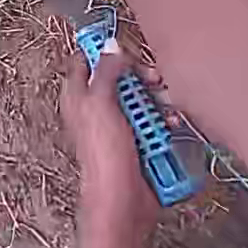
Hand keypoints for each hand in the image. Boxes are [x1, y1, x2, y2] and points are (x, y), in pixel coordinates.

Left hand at [62, 47, 157, 241]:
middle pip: (120, 77)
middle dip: (140, 77)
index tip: (123, 49)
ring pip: (140, 98)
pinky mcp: (137, 140)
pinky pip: (152, 121)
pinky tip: (170, 125)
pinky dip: (162, 121)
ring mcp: (118, 124)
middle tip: (154, 80)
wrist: (123, 201)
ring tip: (165, 106)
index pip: (87, 59)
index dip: (104, 51)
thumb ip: (107, 71)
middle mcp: (96, 106)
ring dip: (156, 100)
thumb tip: (111, 46)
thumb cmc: (104, 153)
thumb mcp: (101, 103)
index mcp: (78, 94)